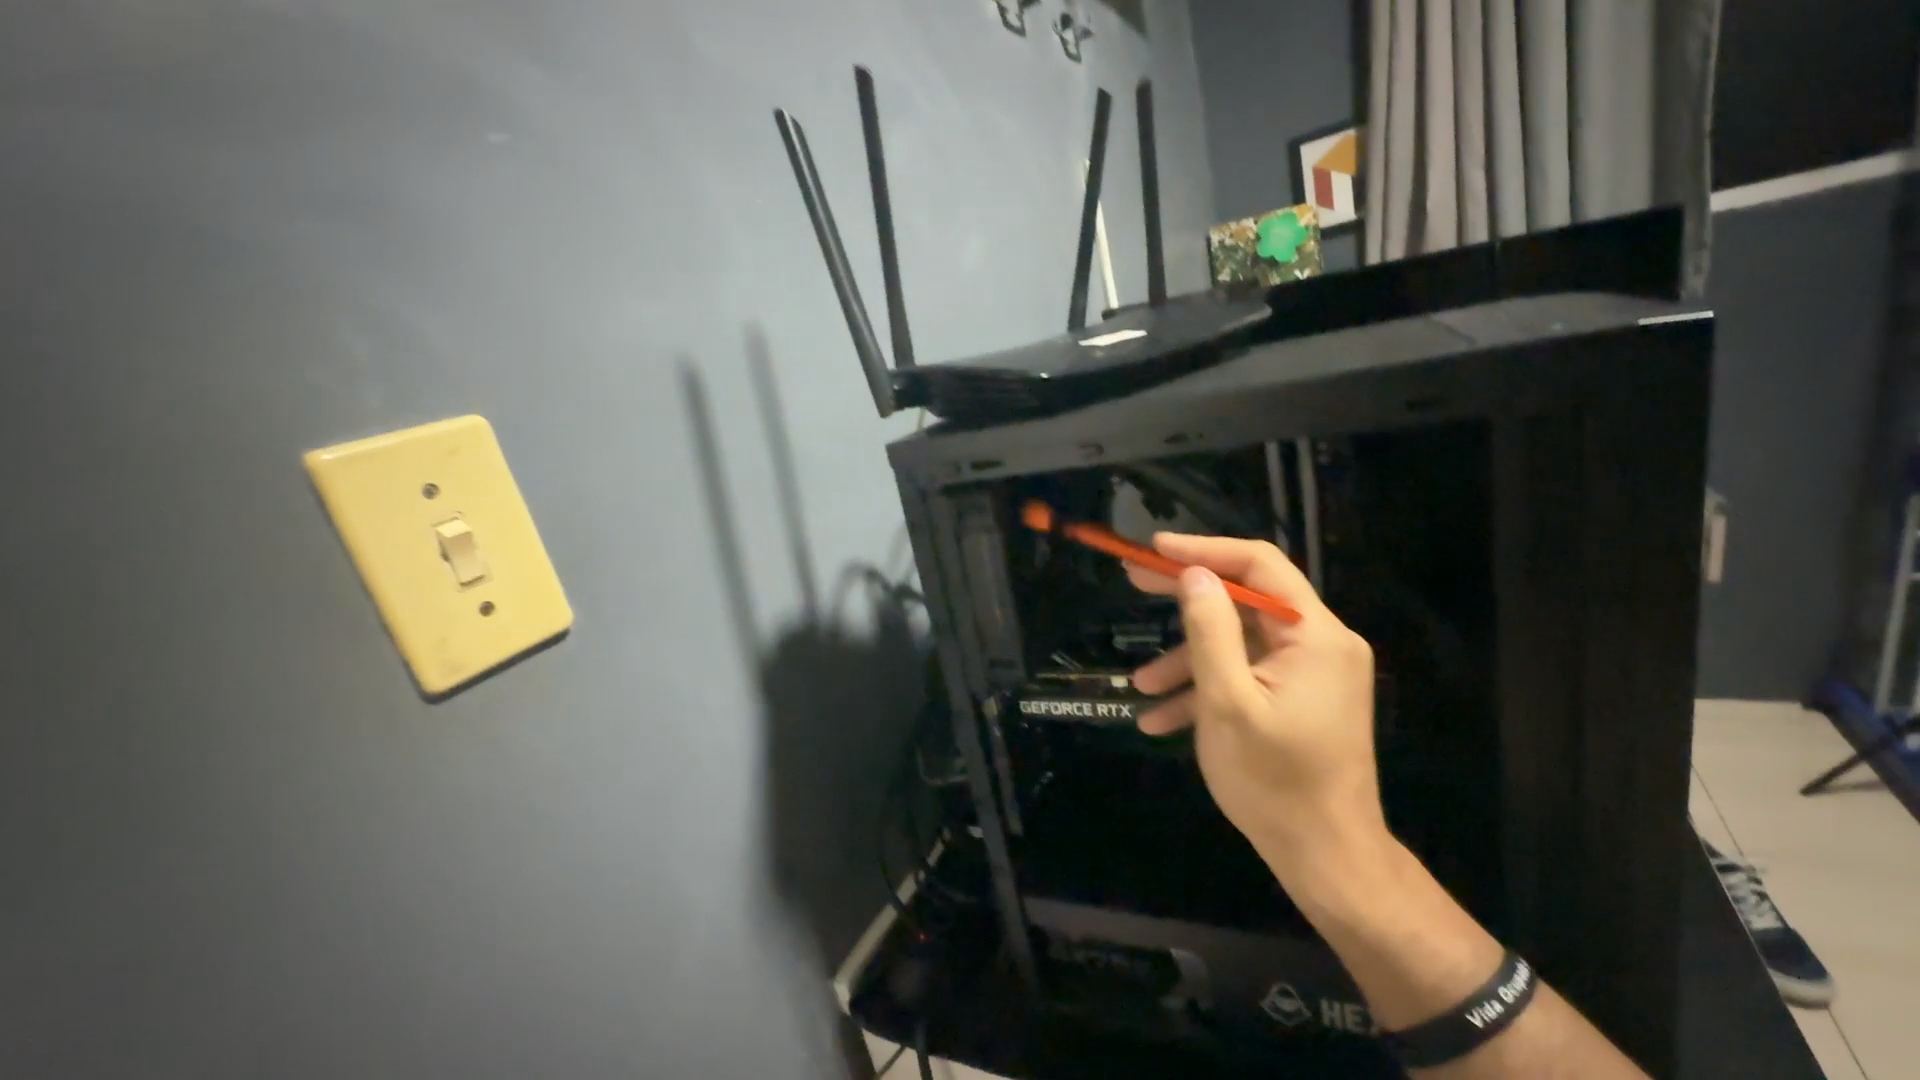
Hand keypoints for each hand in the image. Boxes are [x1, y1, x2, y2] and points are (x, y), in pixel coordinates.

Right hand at [1127, 534, 1388, 887]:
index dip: (1205, 550)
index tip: (1154, 549)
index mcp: (1315, 635)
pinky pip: (1248, 677)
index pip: (1260, 566)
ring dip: (1188, 660)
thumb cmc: (1275, 781)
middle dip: (1187, 597)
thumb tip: (1193, 574)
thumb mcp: (1228, 703)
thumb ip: (1210, 632)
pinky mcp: (1299, 699)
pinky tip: (1163, 719)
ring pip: (1240, 644)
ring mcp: (1311, 674)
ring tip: (1140, 685)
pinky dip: (1207, 690)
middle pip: (1246, 600)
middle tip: (1133, 582)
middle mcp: (1321, 644)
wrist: (1325, 855)